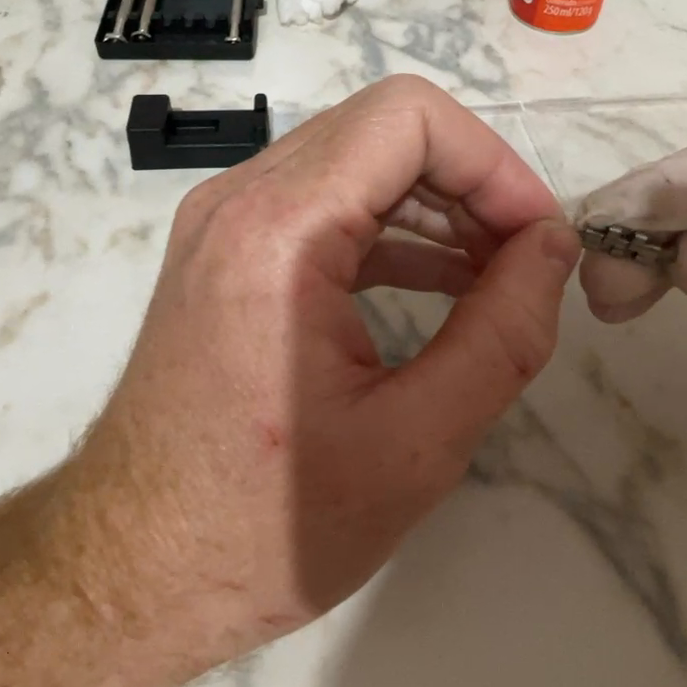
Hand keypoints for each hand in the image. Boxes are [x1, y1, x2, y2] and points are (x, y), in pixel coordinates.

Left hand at [52, 75, 579, 686]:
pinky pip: (324, 204)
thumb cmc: (268, 525)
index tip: (539, 236)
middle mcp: (239, 200)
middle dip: (470, 181)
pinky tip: (443, 281)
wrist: (133, 568)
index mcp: (279, 231)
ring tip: (497, 274)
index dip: (493, 162)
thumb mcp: (416, 443)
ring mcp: (224, 222)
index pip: (408, 118)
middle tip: (526, 259)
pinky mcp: (226, 252)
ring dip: (435, 204)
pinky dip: (390, 229)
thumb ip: (504, 334)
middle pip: (382, 129)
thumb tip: (553, 246)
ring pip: (355, 161)